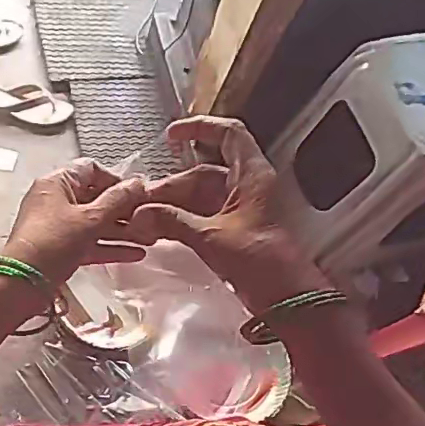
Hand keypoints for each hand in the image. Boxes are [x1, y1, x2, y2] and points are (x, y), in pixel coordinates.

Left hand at [1, 159, 147, 282]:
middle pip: (95, 198)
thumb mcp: (90, 219)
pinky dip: (110, 247)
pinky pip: (90, 242)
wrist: (24, 283)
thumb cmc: (52, 242)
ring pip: (95, 223)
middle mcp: (55, 201)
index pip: (91, 169)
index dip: (116, 179)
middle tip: (147, 217)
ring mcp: (57, 226)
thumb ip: (117, 200)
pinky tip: (135, 254)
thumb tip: (138, 183)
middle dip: (123, 209)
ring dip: (121, 230)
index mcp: (56, 183)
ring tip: (147, 237)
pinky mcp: (61, 249)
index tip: (137, 192)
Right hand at [127, 116, 325, 307]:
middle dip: (171, 186)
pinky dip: (183, 221)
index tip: (171, 135)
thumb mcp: (211, 237)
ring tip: (145, 220)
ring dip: (173, 206)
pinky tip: (160, 230)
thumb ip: (173, 221)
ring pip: (201, 197)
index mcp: (251, 175)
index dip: (199, 128)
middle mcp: (247, 186)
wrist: (285, 297)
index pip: (228, 134)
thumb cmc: (259, 260)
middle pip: (204, 173)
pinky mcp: (236, 231)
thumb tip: (140, 214)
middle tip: (142, 203)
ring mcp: (241, 210)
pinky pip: (204, 217)